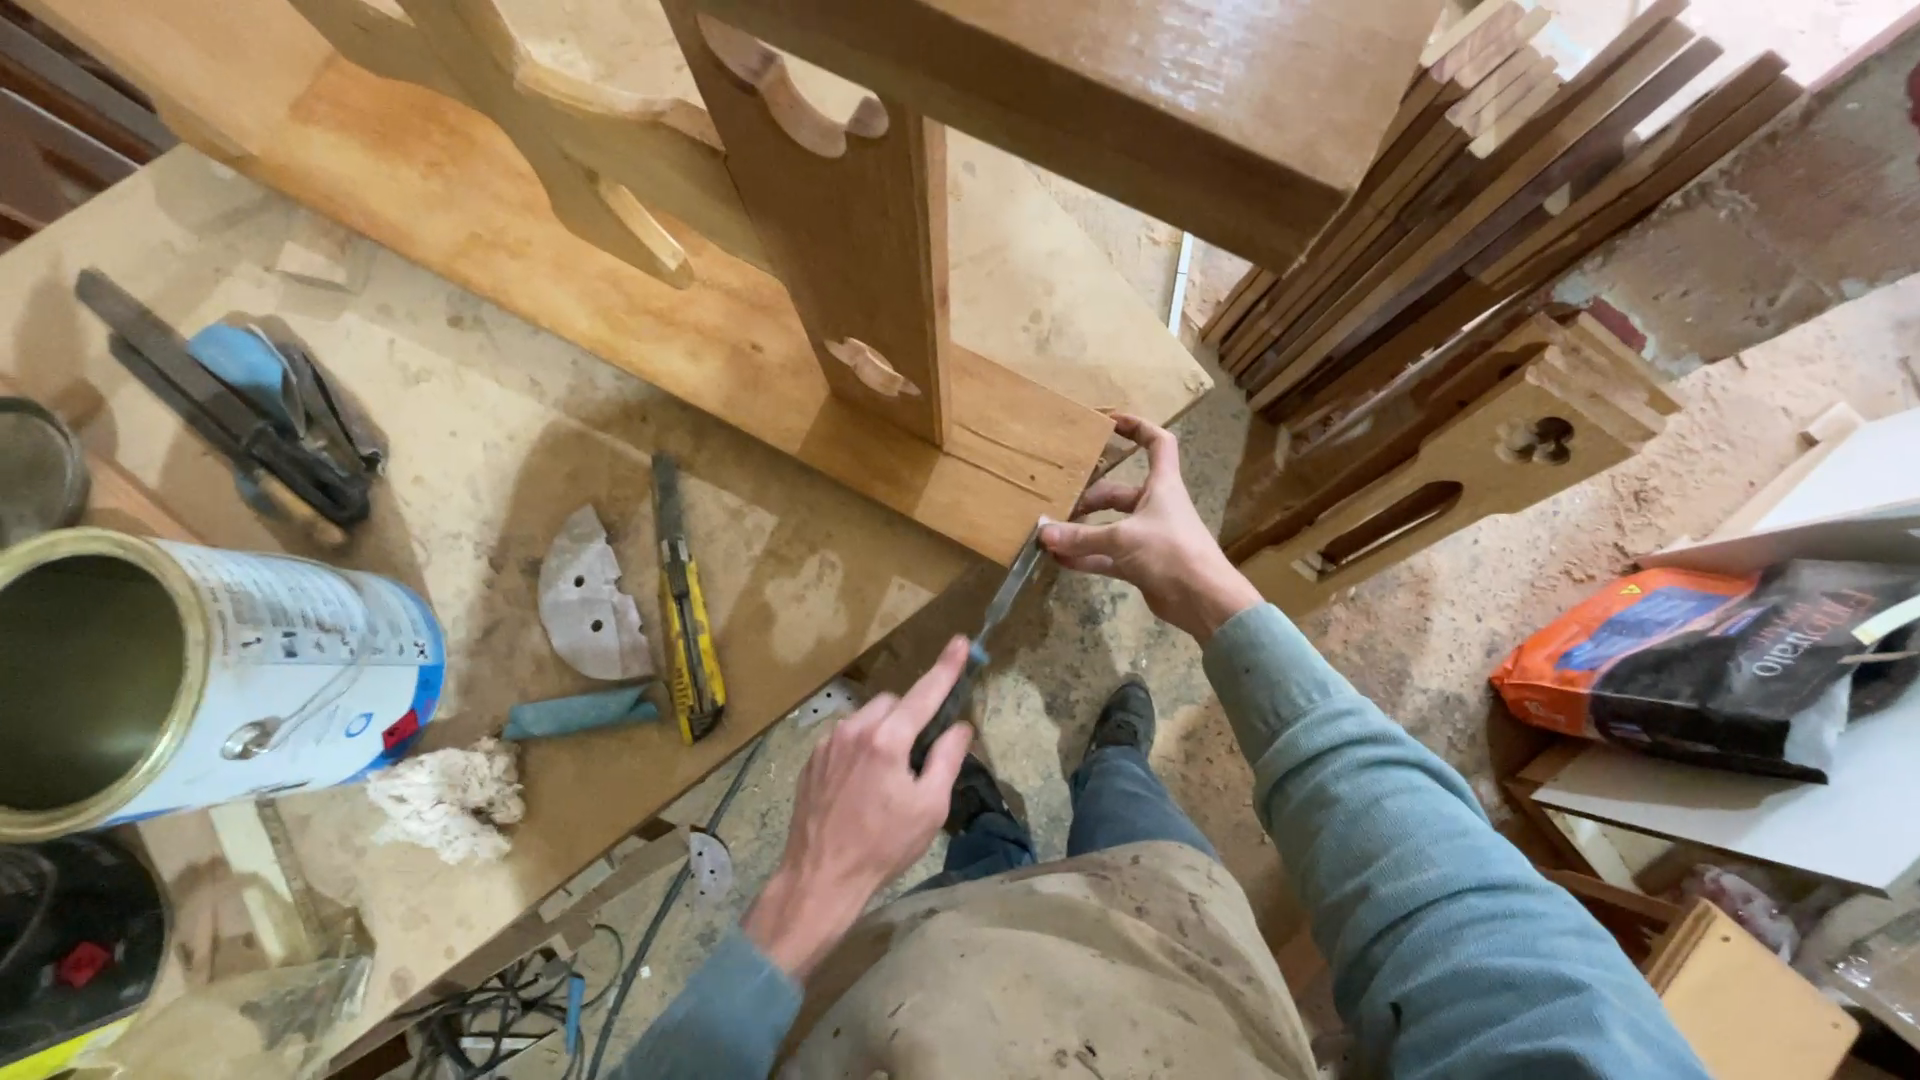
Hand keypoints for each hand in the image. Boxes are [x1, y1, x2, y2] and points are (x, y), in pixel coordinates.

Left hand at [741, 636, 974, 979]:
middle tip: (919, 757)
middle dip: (910, 717)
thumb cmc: (882, 847)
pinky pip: (845, 737)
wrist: (819, 878)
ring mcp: (828, 742)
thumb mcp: (929, 808)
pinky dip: (860, 747)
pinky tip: (860, 785)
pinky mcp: (811, 759)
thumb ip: (947, 759)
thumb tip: (960, 727)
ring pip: (867, 719)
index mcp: (887, 740)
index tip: (962, 642)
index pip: (925, 694)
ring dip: (883, 732)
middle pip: (893, 703)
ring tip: (887, 778)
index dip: (947, 668)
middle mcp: (854, 730)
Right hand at [1041, 413, 1261, 642]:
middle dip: (1089, 499)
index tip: (1109, 421)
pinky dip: (1086, 557)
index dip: (1137, 427)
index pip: (1157, 444)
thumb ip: (1082, 538)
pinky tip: (1061, 560)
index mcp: (1162, 486)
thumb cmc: (1171, 552)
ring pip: (1108, 527)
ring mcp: (1147, 537)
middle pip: (1117, 493)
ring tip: (1051, 535)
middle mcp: (1155, 507)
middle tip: (1060, 507)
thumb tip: (1042, 534)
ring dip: (1082, 531)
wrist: (1203, 600)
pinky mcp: (1141, 564)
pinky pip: (1107, 556)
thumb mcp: (1123, 538)